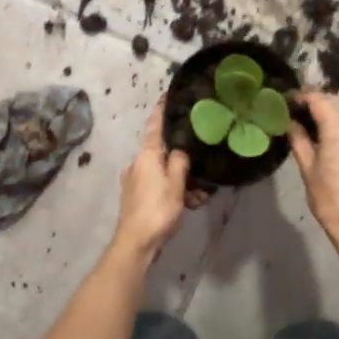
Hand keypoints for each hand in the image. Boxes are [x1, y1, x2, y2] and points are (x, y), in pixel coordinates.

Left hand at [115, 97, 189, 256]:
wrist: (135, 243)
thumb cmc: (157, 209)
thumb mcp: (176, 184)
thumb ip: (180, 162)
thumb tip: (179, 151)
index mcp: (146, 156)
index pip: (154, 126)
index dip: (161, 110)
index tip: (167, 95)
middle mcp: (137, 164)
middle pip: (163, 152)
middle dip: (183, 159)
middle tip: (203, 167)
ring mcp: (135, 181)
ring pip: (163, 172)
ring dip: (182, 181)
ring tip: (200, 195)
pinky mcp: (136, 197)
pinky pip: (159, 187)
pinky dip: (174, 192)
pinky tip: (189, 204)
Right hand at [288, 91, 338, 248]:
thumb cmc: (327, 196)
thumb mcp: (307, 166)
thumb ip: (298, 138)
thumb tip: (290, 121)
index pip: (318, 100)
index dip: (301, 96)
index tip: (285, 101)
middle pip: (332, 104)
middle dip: (312, 103)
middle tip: (291, 111)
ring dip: (324, 114)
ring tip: (303, 123)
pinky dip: (334, 126)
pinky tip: (321, 136)